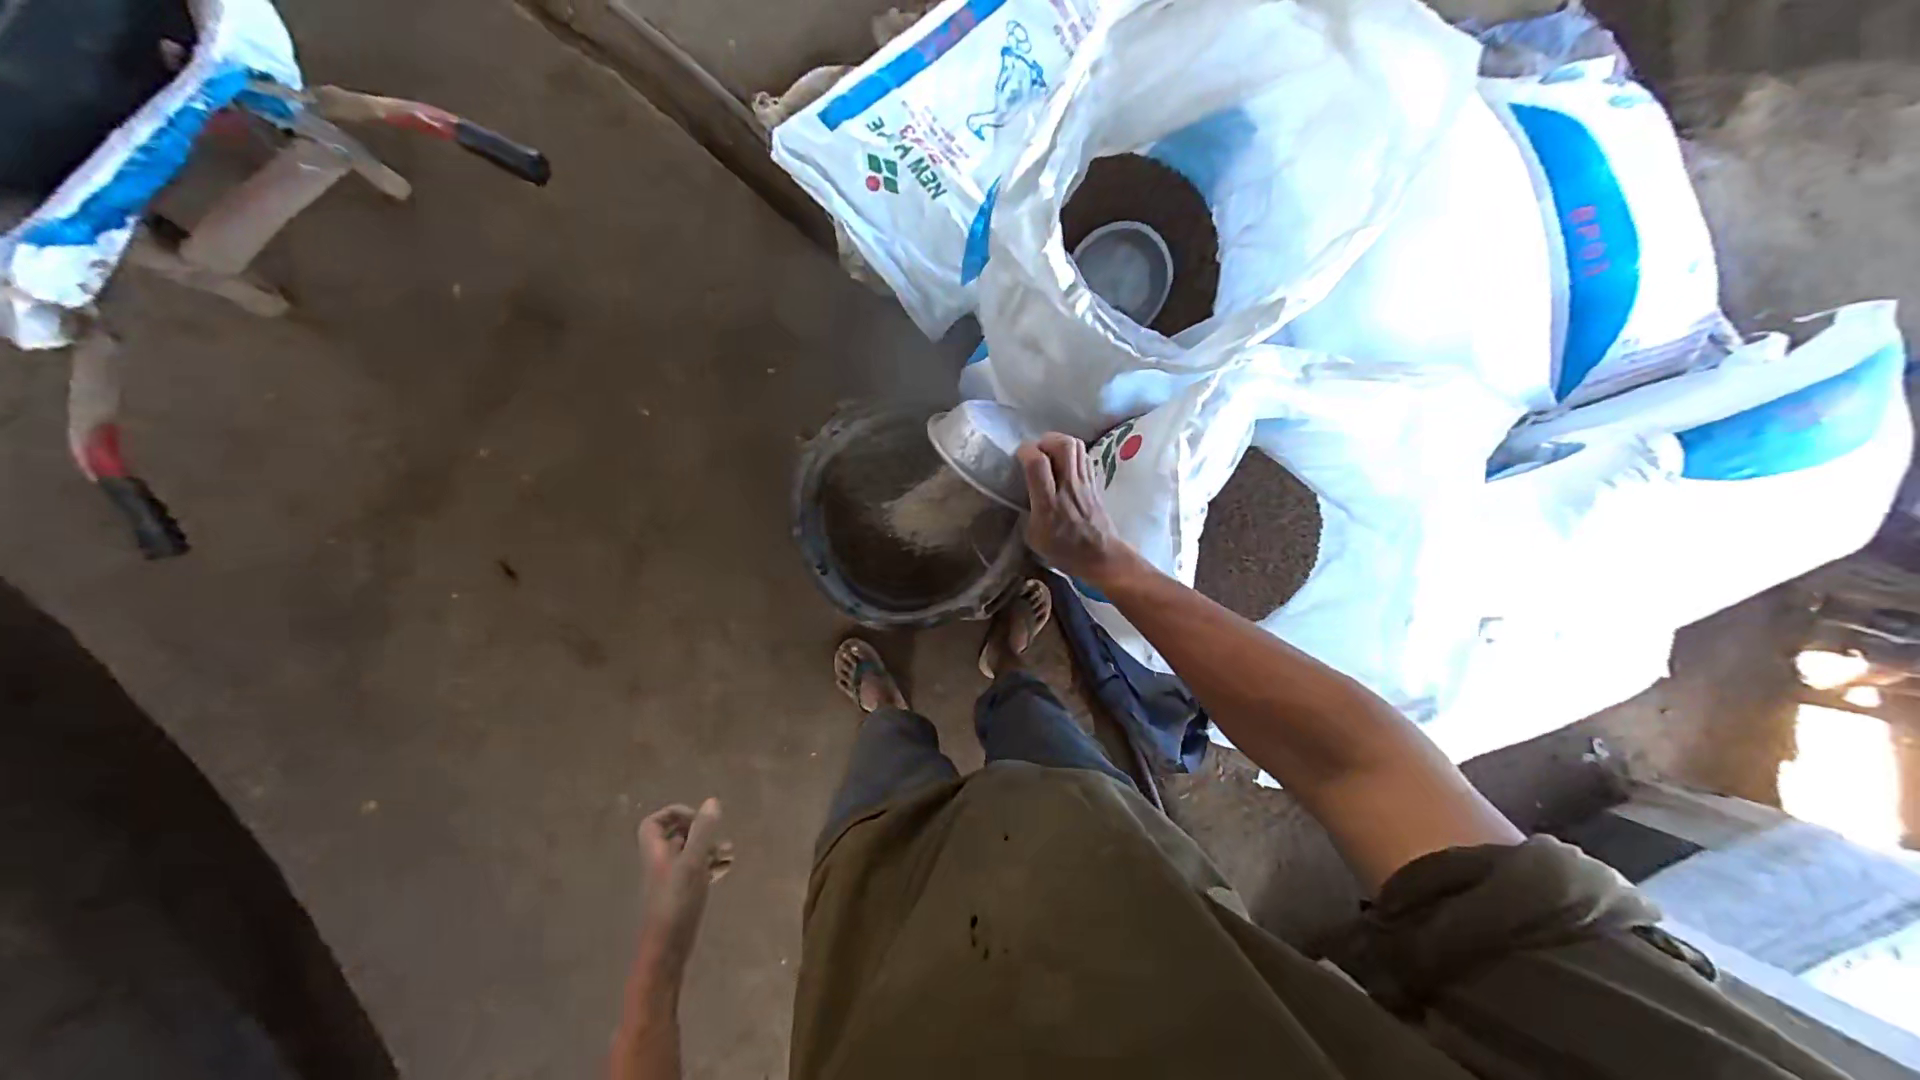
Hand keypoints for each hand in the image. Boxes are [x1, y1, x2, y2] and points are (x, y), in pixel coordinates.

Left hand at [635, 800, 731, 984]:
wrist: (666, 951)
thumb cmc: (676, 903)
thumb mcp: (692, 862)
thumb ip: (702, 831)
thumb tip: (712, 801)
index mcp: (656, 852)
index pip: (653, 823)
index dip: (673, 813)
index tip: (696, 818)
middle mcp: (661, 863)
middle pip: (675, 836)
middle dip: (699, 830)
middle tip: (716, 834)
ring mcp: (672, 880)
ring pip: (689, 853)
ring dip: (708, 848)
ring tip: (728, 852)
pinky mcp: (682, 895)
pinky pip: (697, 871)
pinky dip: (711, 866)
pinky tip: (726, 869)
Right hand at [1018, 433, 1136, 587]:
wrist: (1100, 556)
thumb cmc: (1064, 550)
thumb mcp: (1033, 537)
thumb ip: (1026, 511)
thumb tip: (1021, 494)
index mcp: (1049, 503)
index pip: (1037, 464)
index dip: (1026, 451)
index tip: (1018, 455)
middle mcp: (1068, 487)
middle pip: (1062, 445)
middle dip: (1045, 440)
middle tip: (1036, 450)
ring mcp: (1085, 482)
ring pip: (1076, 446)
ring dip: (1059, 442)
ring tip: (1049, 453)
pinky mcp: (1095, 482)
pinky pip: (1084, 456)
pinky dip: (1072, 453)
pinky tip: (1064, 463)